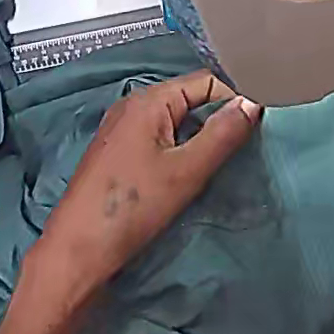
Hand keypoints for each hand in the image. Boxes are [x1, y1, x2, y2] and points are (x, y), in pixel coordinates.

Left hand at [34, 70, 262, 301]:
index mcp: (149, 100)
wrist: (76, 251)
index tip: (256, 128)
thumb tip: (253, 102)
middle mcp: (133, 105)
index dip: (234, 100)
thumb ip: (223, 133)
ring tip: (216, 164)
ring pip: (175, 120)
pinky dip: (179, 149)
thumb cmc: (133, 207)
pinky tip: (187, 174)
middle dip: (217, 120)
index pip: (206, 82)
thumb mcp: (187, 170)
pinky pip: (159, 137)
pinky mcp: (118, 152)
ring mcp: (122, 129)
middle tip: (241, 149)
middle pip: (190, 99)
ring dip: (199, 138)